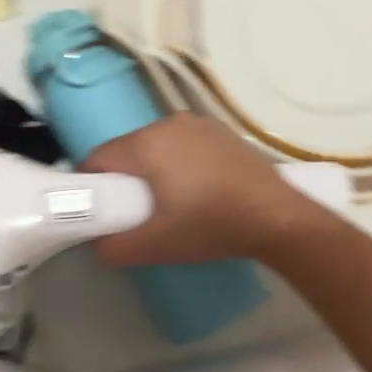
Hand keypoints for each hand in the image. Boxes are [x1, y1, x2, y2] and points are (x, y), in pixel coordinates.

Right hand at [84, 114, 326, 267]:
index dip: (92, 184)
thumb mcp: (155, 246)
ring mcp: (200, 125)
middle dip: (124, 179)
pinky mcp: (224, 133)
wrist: (278, 218)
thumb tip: (98, 246)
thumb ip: (114, 248)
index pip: (98, 157)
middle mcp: (169, 123)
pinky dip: (180, 164)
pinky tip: (198, 191)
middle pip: (128, 149)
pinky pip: (185, 146)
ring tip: (169, 204)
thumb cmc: (210, 226)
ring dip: (153, 171)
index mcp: (147, 144)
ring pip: (157, 146)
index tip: (100, 210)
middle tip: (134, 212)